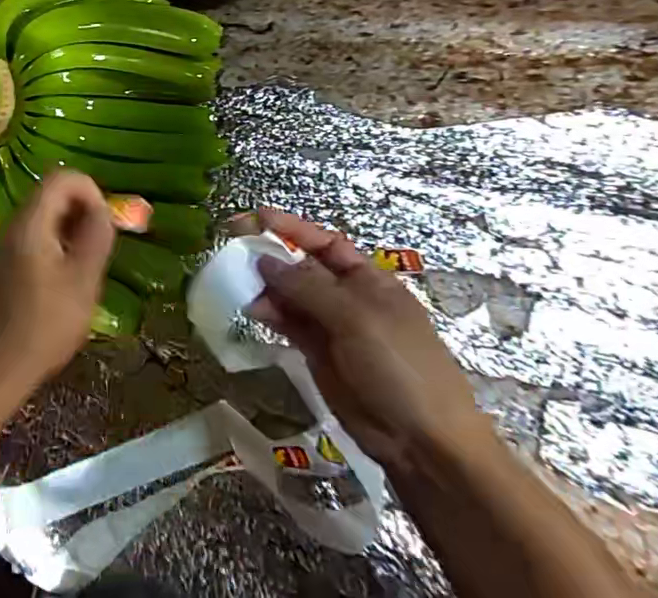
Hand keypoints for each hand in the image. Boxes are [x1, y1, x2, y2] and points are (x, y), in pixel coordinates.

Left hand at [0, 170, 115, 402]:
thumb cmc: (45, 323)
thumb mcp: (83, 279)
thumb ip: (97, 236)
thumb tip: (103, 210)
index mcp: (30, 222)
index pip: (63, 177)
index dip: (91, 190)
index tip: (106, 222)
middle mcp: (14, 223)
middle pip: (53, 192)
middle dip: (84, 208)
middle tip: (103, 242)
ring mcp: (7, 241)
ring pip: (47, 213)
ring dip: (74, 227)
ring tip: (90, 261)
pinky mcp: (7, 260)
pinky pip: (38, 233)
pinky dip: (60, 241)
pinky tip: (70, 274)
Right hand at [241, 210, 495, 468]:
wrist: (422, 442)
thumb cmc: (400, 366)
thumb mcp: (356, 318)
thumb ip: (308, 288)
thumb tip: (265, 260)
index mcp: (369, 279)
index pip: (326, 243)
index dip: (293, 228)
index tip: (258, 216)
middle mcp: (349, 298)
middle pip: (304, 268)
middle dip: (273, 257)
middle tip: (235, 250)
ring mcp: (333, 328)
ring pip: (292, 297)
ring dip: (267, 288)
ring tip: (240, 285)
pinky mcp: (319, 356)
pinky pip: (290, 325)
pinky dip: (271, 315)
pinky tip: (253, 310)